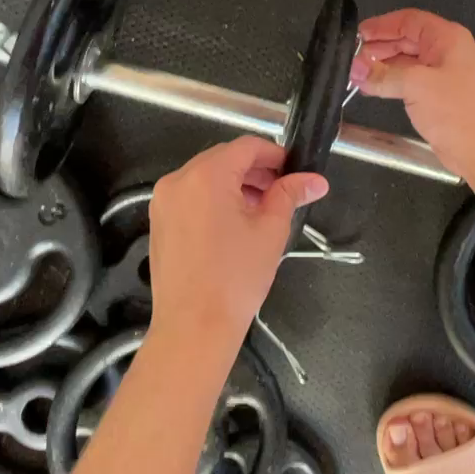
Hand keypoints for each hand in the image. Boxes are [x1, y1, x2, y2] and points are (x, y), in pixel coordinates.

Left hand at [148, 136, 329, 346]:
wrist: (194, 326)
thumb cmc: (236, 278)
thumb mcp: (271, 230)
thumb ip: (290, 195)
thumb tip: (315, 181)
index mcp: (206, 176)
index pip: (246, 147)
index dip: (275, 154)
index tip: (294, 171)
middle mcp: (178, 181)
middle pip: (224, 158)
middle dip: (256, 170)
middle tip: (283, 191)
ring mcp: (163, 201)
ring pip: (206, 177)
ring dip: (236, 184)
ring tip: (262, 210)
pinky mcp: (159, 222)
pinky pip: (191, 196)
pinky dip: (215, 199)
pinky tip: (235, 224)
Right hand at [350, 9, 474, 182]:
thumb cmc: (458, 113)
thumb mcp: (416, 86)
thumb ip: (383, 75)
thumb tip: (356, 68)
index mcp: (447, 38)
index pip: (408, 20)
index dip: (381, 25)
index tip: (357, 35)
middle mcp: (444, 52)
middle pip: (404, 39)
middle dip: (377, 48)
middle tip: (352, 59)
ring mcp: (439, 74)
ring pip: (403, 61)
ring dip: (380, 67)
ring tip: (355, 74)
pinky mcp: (433, 95)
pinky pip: (405, 81)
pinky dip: (387, 82)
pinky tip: (368, 87)